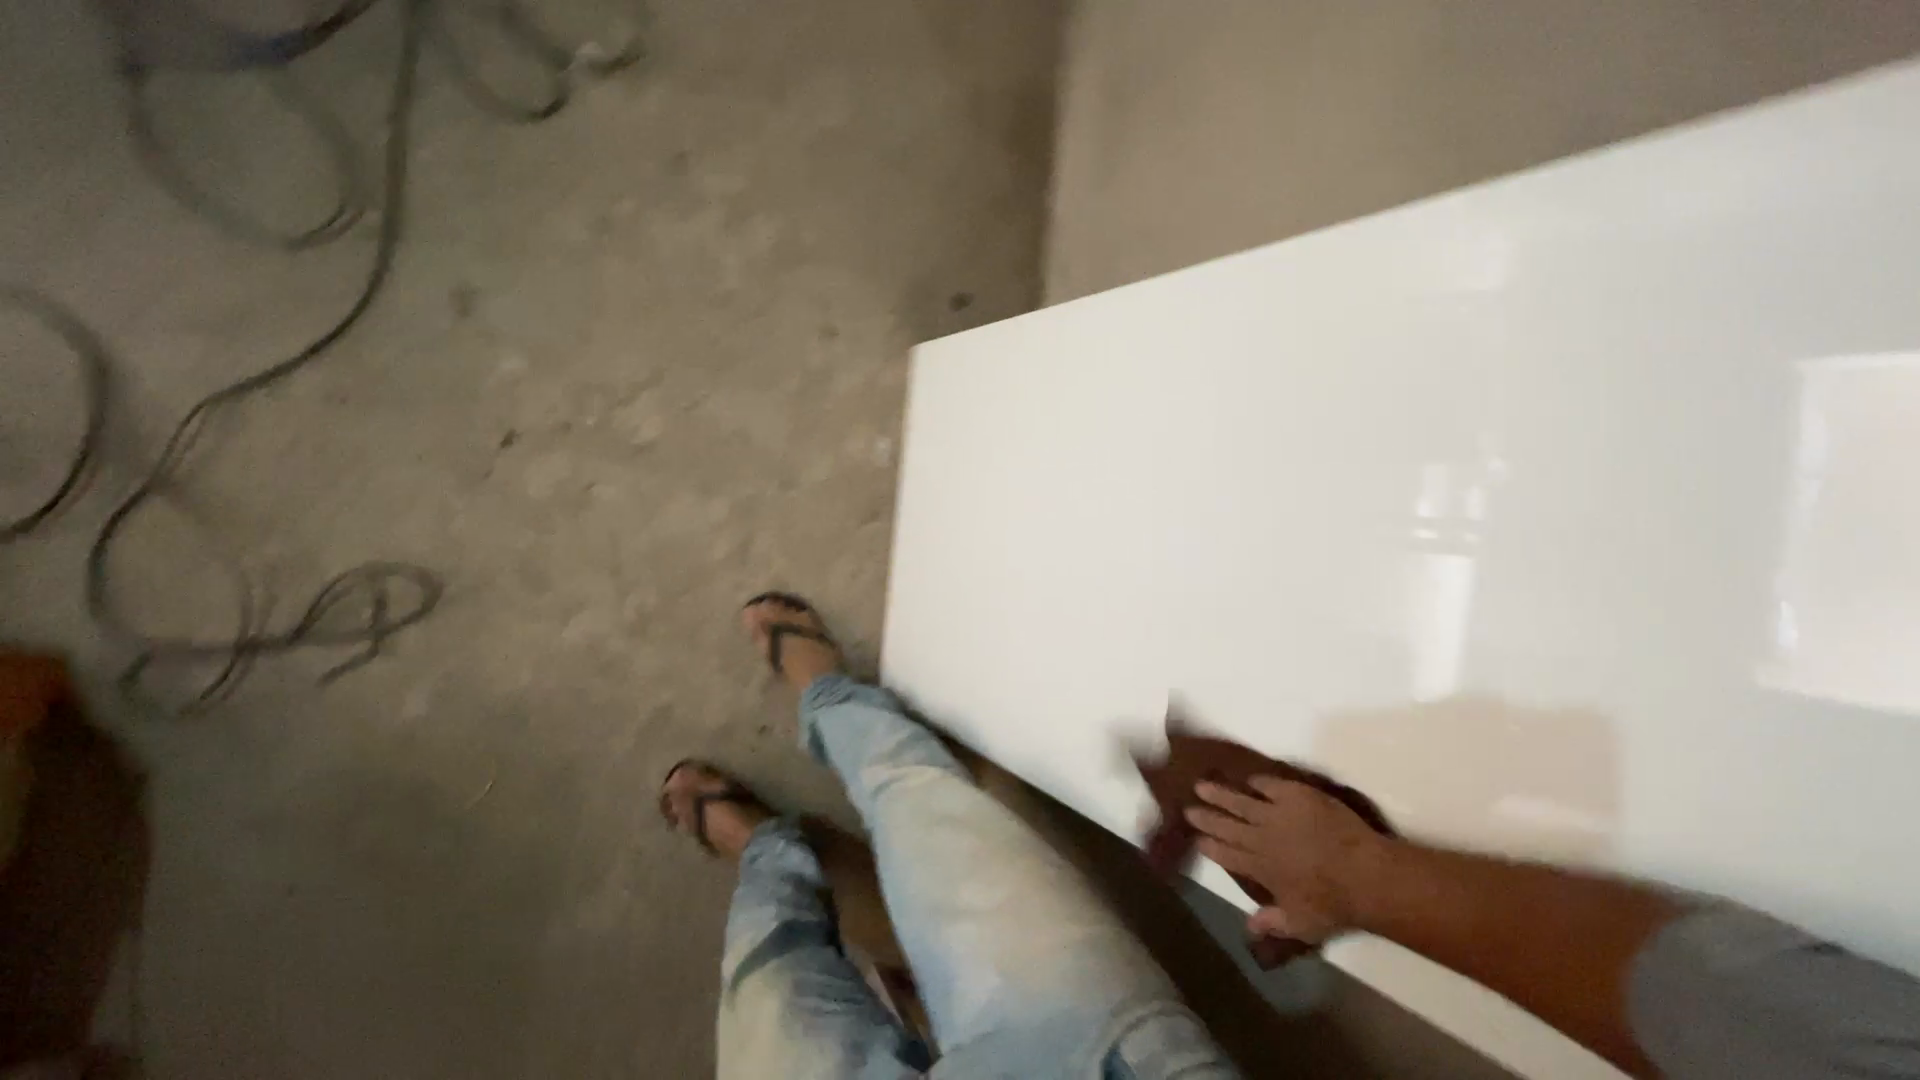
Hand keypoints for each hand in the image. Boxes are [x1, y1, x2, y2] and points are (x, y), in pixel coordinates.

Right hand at [1186, 776, 1389, 943]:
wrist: (1364, 874)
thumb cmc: (1334, 904)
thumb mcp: (1301, 924)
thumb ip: (1273, 923)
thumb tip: (1248, 927)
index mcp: (1258, 868)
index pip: (1226, 855)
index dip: (1209, 846)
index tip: (1196, 838)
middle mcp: (1260, 838)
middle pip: (1226, 825)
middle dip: (1206, 817)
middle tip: (1189, 808)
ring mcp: (1277, 814)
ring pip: (1241, 802)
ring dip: (1221, 794)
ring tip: (1202, 785)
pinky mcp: (1296, 796)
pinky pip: (1271, 785)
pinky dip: (1259, 782)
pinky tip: (1250, 779)